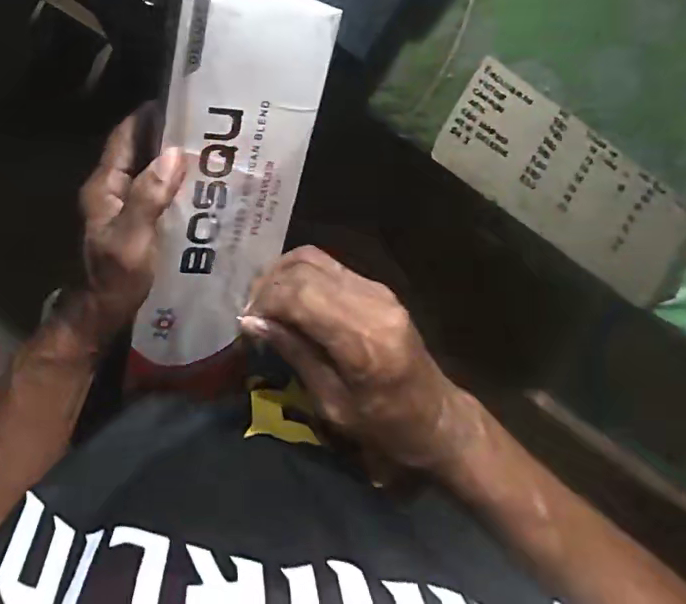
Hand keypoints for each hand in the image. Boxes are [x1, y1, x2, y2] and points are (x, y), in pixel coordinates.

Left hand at [70, 110, 183, 346]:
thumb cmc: (115, 276)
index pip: (124, 136)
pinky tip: (196, 183)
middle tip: (203, 124)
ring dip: (170, 158)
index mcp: (104, 185)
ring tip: (206, 148)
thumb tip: (174, 153)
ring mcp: (121, 204)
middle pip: (137, 149)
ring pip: (147, 169)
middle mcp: (110, 188)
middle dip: (165, 134)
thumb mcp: (133, 237)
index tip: (179, 101)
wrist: (103, 314)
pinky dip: (171, 181)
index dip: (147, 116)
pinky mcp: (133, 219)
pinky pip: (153, 189)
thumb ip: (150, 195)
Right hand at [240, 248, 468, 471]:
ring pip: (312, 258)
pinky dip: (299, 274)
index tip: (246, 321)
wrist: (438, 419)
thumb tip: (251, 321)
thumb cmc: (385, 427)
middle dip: (267, 285)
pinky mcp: (376, 286)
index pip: (300, 296)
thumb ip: (294, 353)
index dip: (264, 301)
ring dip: (281, 274)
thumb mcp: (332, 404)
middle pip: (303, 270)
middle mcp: (372, 304)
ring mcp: (377, 289)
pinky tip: (289, 297)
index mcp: (363, 342)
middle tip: (252, 312)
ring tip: (266, 302)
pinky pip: (327, 264)